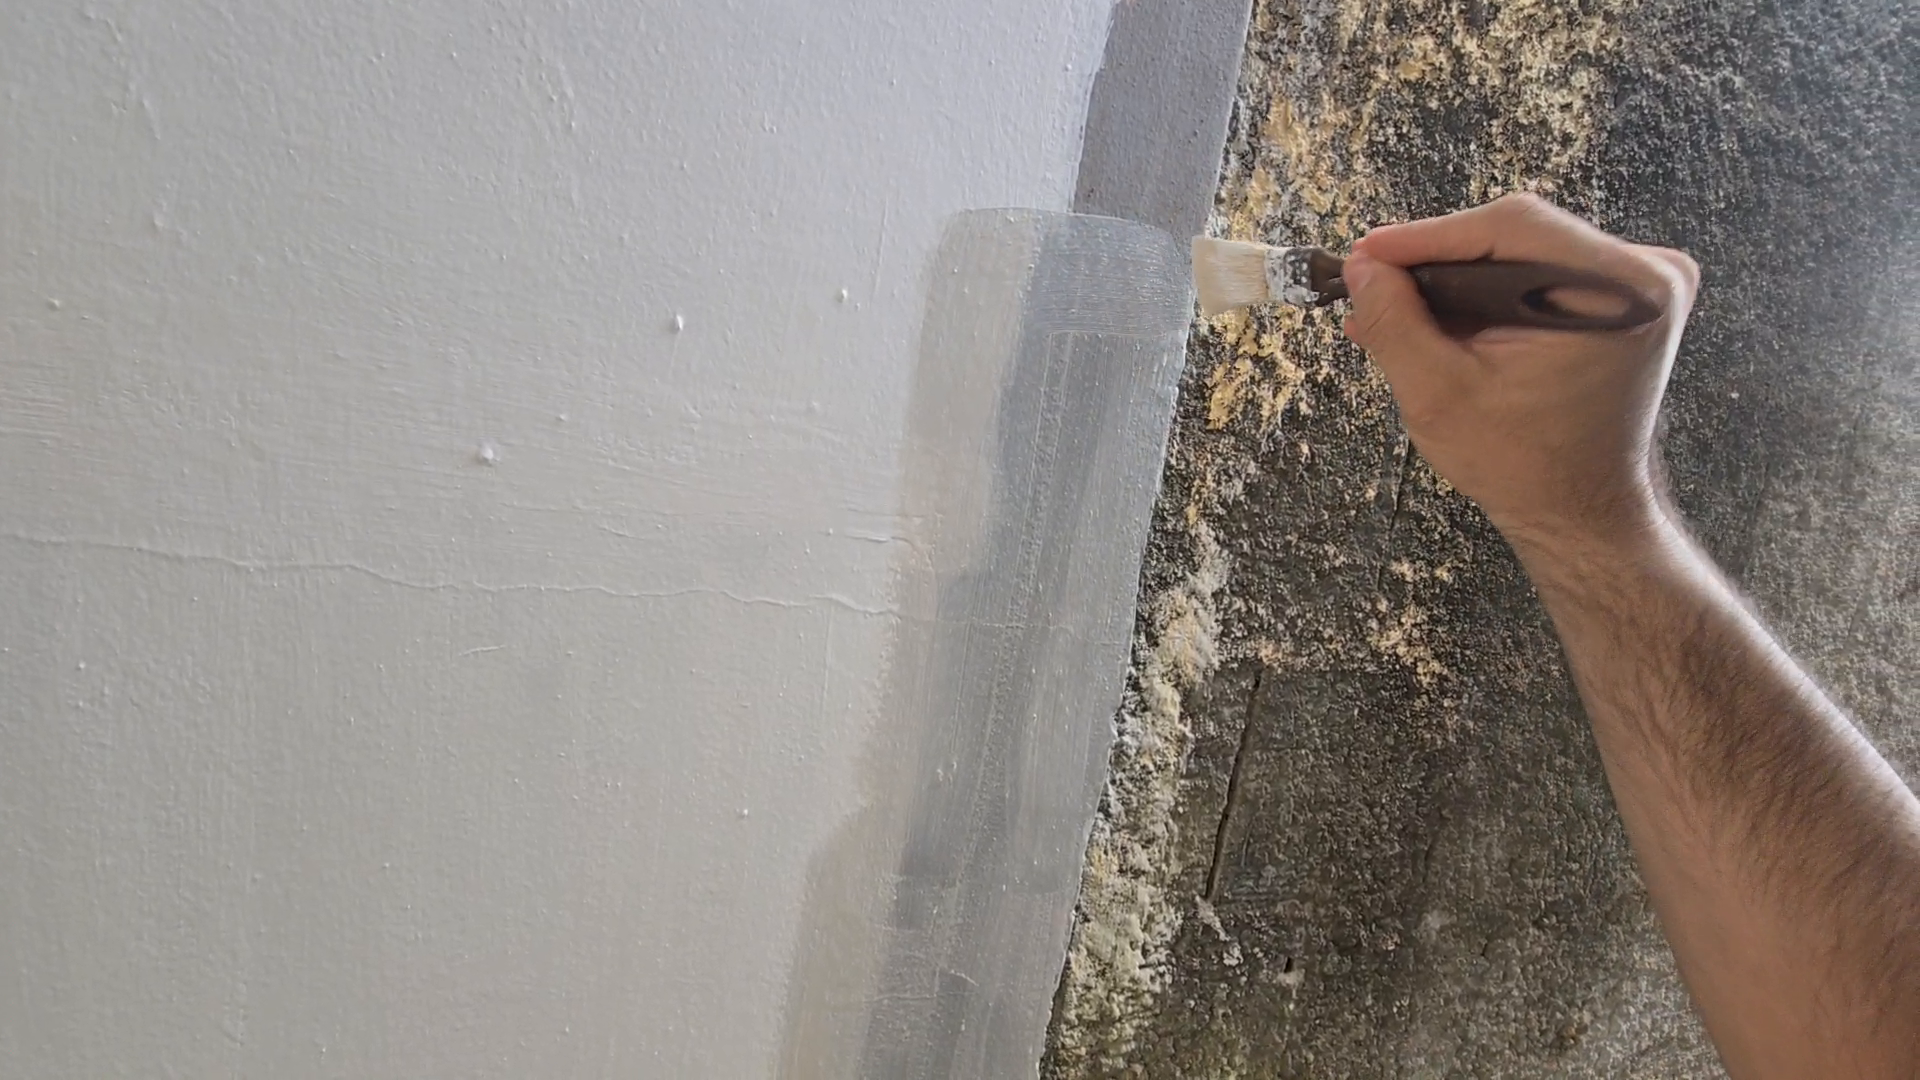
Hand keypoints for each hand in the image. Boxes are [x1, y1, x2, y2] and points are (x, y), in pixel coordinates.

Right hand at [1341, 194, 1699, 551]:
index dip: (1425, 237)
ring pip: (1517, 255)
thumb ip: (1396, 323)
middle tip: (1367, 285)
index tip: (1363, 252)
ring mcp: (1638, 285)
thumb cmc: (1514, 461)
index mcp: (1616, 291)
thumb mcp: (1436, 392)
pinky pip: (1532, 278)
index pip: (1507, 228)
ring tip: (1386, 308)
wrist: (1573, 506)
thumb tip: (1361, 268)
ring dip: (1448, 280)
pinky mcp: (1617, 302)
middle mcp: (1644, 273)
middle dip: (1432, 261)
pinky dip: (1477, 295)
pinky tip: (1430, 318)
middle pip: (1514, 236)